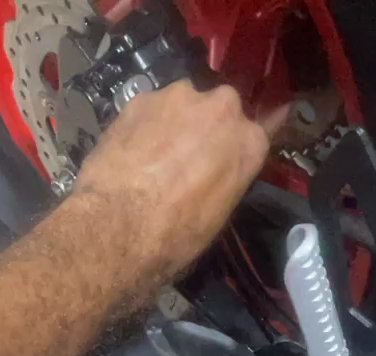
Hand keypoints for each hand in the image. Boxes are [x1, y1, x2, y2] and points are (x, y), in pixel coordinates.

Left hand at [69, 79, 278, 280]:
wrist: (118, 227)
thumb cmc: (175, 238)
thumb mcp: (215, 219)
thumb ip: (226, 182)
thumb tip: (217, 176)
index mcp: (249, 143)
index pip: (257, 134)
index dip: (237, 148)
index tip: (227, 157)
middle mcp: (223, 108)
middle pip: (220, 112)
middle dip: (206, 132)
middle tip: (185, 164)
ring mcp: (181, 96)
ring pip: (183, 106)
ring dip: (174, 126)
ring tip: (154, 160)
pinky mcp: (142, 97)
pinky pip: (150, 110)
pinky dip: (145, 127)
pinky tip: (131, 154)